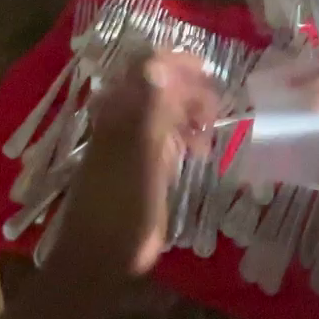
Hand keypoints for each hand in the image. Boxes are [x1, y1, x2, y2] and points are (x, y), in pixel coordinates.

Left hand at [46, 51, 219, 278]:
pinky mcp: (145, 165)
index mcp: (119, 111)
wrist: (101, 256)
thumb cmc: (120, 205)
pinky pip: (170, 137)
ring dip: (192, 114)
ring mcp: (134, 142)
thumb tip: (158, 63)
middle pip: (160, 87)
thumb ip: (151, 107)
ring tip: (210, 130)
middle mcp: (125, 120)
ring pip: (168, 112)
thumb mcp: (138, 153)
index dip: (176, 62)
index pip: (145, 67)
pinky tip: (202, 150)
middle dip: (190, 90)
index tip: (208, 70)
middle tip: (216, 108)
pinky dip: (188, 136)